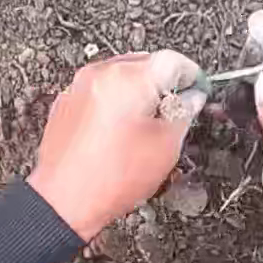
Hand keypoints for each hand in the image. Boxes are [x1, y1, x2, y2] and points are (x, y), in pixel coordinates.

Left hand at [29, 50, 203, 240]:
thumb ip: (184, 113)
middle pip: (146, 64)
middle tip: (176, 113)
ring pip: (122, 77)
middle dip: (165, 85)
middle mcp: (101, 74)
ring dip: (140, 94)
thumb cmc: (110, 178)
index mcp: (130, 79)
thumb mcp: (165, 147)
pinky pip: (101, 92)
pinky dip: (116, 104)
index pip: (173, 60)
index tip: (199, 91)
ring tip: (146, 128)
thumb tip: (191, 98)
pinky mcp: (67, 103)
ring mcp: (80, 87)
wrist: (63, 202)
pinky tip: (121, 133)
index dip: (192, 76)